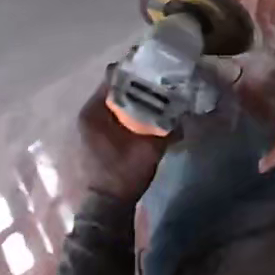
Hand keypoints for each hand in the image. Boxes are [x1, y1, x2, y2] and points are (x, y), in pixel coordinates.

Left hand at [77, 77, 171, 202]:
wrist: (108, 207)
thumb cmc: (124, 174)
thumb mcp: (149, 149)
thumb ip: (167, 128)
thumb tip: (185, 112)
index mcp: (94, 111)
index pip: (114, 77)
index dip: (136, 70)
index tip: (156, 67)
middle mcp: (89, 113)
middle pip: (116, 88)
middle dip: (139, 84)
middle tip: (163, 81)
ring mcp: (91, 125)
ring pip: (117, 101)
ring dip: (136, 98)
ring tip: (160, 95)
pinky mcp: (98, 135)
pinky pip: (116, 114)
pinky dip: (131, 111)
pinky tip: (150, 113)